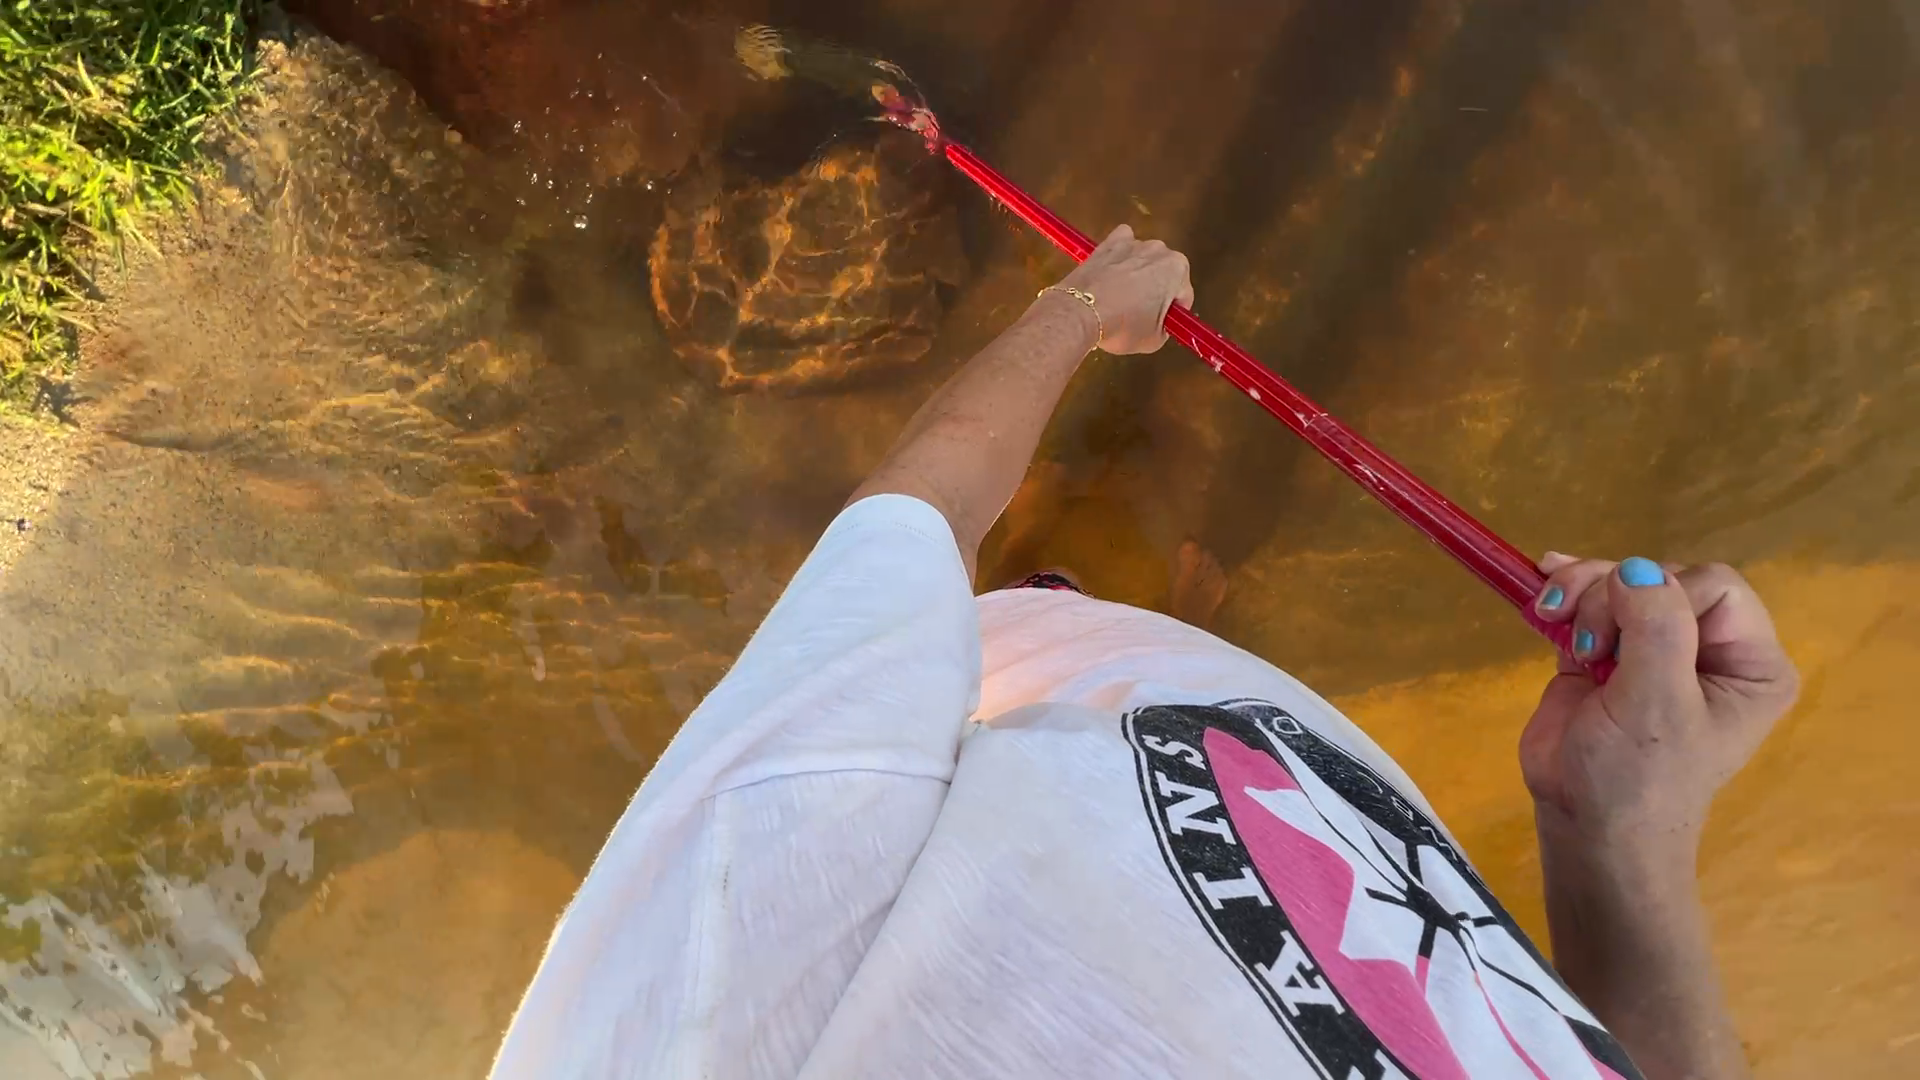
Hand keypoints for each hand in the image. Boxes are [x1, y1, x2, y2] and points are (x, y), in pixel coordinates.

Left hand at [1048, 225, 1194, 354]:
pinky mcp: (1108, 243)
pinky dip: (1118, 258)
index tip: (1158, 327)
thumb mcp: (1153, 340)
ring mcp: (1132, 242)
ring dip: (1135, 276)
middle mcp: (1159, 249)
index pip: (1182, 297)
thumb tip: (1160, 323)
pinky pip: (1120, 247)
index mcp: (1178, 269)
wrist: (1081, 312)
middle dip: (1154, 293)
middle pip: (1162, 276)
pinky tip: (1110, 274)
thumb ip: (1165, 328)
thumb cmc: (1123, 326)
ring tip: (1117, 301)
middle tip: (1136, 317)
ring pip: (1141, 262)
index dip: (1172, 316)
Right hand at [1523, 555, 1798, 859]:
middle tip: (1578, 633)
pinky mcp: (1595, 655)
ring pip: (1613, 585)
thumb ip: (1655, 630)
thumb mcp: (1655, 703)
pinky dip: (1557, 596)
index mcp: (1745, 662)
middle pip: (1655, 579)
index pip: (1712, 589)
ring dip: (1575, 590)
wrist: (1584, 817)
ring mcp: (1645, 652)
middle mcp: (1702, 650)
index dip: (1658, 595)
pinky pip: (1581, 606)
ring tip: (1548, 614)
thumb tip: (1634, 568)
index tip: (1616, 636)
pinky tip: (1538, 597)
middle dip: (1606, 593)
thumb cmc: (1637, 773)